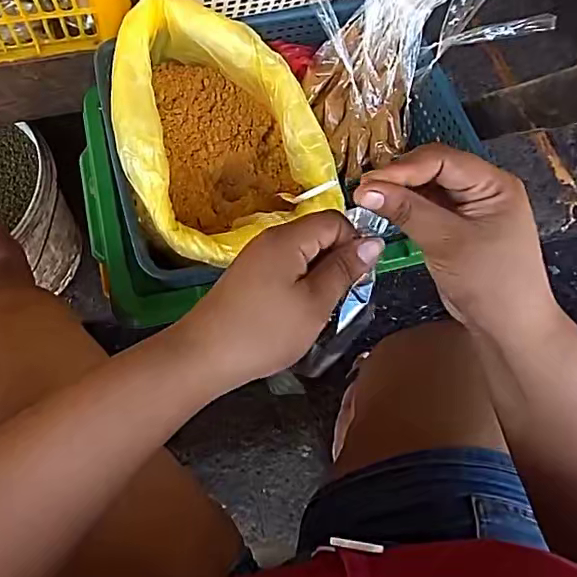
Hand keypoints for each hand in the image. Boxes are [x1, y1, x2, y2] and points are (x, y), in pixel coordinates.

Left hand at [178, 211, 383, 384]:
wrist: (203, 356)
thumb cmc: (264, 332)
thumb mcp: (315, 303)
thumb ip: (345, 270)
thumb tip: (374, 242)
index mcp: (288, 238)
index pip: (336, 220)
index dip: (355, 243)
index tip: (359, 277)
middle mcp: (271, 238)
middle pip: (319, 234)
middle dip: (338, 260)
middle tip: (341, 298)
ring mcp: (257, 257)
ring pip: (304, 253)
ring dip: (320, 275)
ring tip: (319, 309)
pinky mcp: (249, 275)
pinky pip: (286, 267)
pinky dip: (300, 284)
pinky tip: (297, 311)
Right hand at [355, 144, 556, 338]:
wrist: (512, 330)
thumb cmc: (492, 284)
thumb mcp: (447, 243)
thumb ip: (408, 212)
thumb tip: (367, 189)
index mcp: (494, 184)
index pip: (442, 160)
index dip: (403, 168)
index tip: (370, 181)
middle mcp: (484, 190)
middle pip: (434, 170)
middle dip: (399, 178)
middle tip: (365, 190)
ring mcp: (471, 210)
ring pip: (428, 190)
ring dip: (400, 194)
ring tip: (369, 200)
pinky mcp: (457, 229)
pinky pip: (428, 210)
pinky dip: (407, 210)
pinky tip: (385, 212)